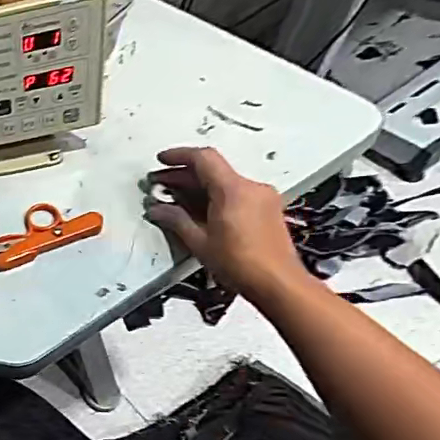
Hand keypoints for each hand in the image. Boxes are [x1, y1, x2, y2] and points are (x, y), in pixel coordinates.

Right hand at [145, 146, 306, 302]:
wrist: (278, 283)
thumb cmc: (246, 266)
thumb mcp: (200, 243)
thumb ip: (177, 221)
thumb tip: (160, 210)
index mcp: (233, 191)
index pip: (203, 159)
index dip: (178, 156)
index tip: (163, 160)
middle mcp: (251, 188)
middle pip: (212, 169)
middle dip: (184, 175)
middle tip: (162, 184)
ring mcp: (262, 198)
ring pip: (225, 181)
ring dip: (200, 187)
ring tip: (178, 201)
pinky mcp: (268, 209)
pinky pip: (237, 193)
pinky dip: (217, 196)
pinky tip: (202, 211)